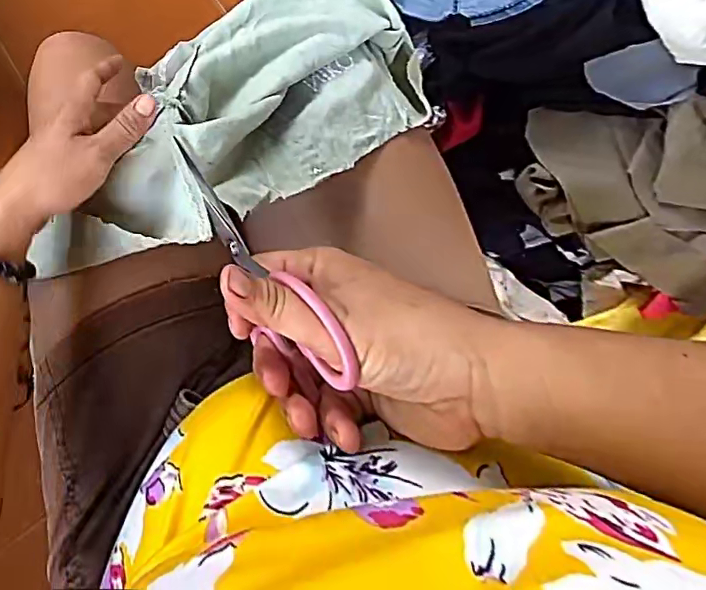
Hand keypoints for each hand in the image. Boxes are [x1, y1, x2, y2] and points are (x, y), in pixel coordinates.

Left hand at [0, 55, 157, 251]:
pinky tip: (104, 161)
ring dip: (106, 126)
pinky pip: (80, 146)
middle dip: (113, 104)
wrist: (13, 209)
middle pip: (90, 106)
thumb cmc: (52, 177)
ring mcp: (53, 145)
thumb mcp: (97, 152)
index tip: (120, 61)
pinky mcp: (50, 165)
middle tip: (136, 108)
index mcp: (71, 114)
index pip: (90, 81)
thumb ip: (124, 128)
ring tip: (127, 135)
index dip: (106, 69)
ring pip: (85, 127)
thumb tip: (149, 100)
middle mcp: (60, 124)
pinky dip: (97, 146)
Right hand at [220, 248, 506, 453]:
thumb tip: (227, 278)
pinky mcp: (359, 383)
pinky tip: (345, 429)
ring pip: (298, 372)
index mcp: (321, 275)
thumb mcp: (334, 325)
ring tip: (314, 420)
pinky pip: (325, 400)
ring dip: (301, 401)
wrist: (478, 387)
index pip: (266, 278)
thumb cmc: (411, 339)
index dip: (248, 304)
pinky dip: (330, 418)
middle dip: (276, 365)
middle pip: (277, 333)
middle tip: (281, 385)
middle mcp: (329, 307)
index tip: (241, 333)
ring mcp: (344, 346)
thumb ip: (276, 306)